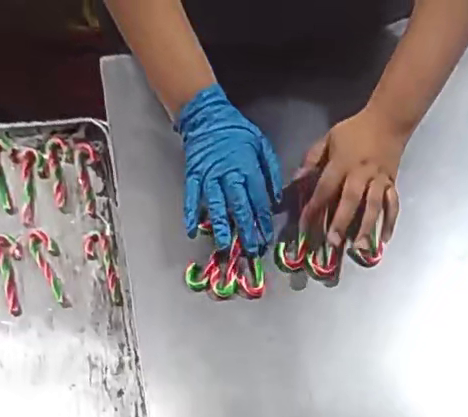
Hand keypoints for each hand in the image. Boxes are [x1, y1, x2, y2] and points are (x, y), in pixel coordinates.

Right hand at [177, 85, 282, 253]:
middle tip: (250, 250)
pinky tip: (192, 231)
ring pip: (217, 205)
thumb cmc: (237, 131)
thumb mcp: (262, 144)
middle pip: (239, 207)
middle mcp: (230, 174)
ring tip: (225, 246)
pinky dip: (191, 214)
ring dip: (221, 227)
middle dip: (246, 231)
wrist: (207, 115)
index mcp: (248, 167)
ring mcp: (210, 176)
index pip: (258, 200)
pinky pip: (192, 197)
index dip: (263, 221)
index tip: (266, 238)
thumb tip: (276, 199)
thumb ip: (270, 171)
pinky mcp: (194, 176)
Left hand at [297, 108, 404, 257]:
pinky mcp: (392, 184)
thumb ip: (313, 158)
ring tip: (357, 247)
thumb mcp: (330, 137)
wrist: (389, 119)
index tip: (306, 227)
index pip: (325, 188)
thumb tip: (297, 178)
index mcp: (342, 162)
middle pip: (351, 199)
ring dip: (366, 226)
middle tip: (333, 242)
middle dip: (341, 221)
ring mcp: (379, 180)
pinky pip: (393, 204)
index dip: (314, 208)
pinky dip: (390, 222)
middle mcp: (361, 173)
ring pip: (373, 204)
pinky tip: (384, 240)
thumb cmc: (355, 131)